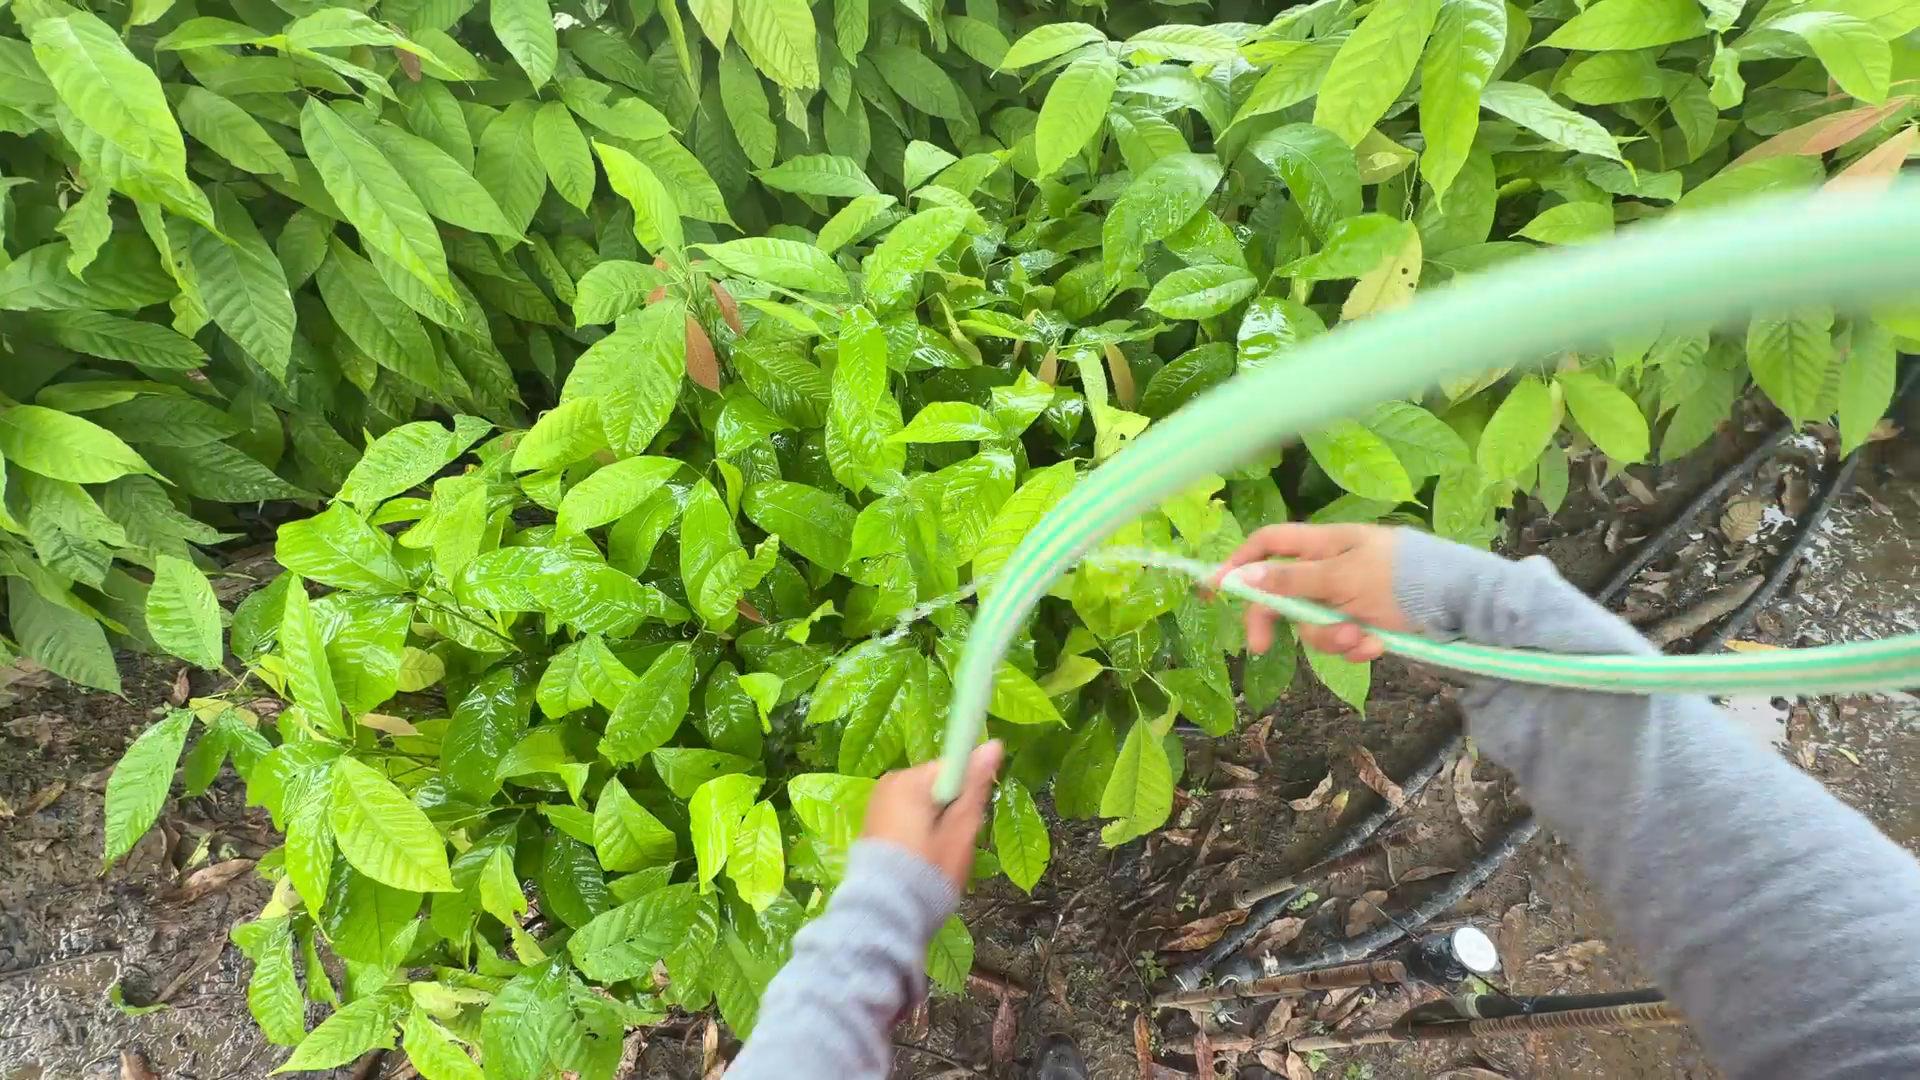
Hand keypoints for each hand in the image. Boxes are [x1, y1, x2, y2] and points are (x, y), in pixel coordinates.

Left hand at [861, 741, 1003, 890]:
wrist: (885, 916)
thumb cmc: (929, 872)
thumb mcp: (961, 829)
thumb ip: (976, 785)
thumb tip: (994, 744)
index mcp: (909, 779)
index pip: (953, 768)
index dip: (967, 794)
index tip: (969, 822)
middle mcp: (889, 782)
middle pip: (938, 784)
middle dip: (952, 809)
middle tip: (953, 845)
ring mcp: (878, 802)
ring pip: (924, 801)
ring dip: (937, 821)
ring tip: (935, 856)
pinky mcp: (873, 822)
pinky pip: (908, 814)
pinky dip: (919, 830)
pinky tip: (920, 858)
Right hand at [1213, 523, 1408, 662]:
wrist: (1469, 606)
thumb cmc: (1402, 578)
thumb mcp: (1340, 578)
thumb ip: (1290, 581)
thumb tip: (1241, 578)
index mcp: (1323, 544)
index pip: (1268, 544)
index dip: (1240, 562)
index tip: (1217, 589)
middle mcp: (1330, 568)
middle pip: (1281, 593)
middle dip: (1276, 621)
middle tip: (1260, 648)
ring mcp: (1347, 596)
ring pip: (1312, 622)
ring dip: (1330, 638)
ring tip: (1361, 639)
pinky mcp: (1366, 621)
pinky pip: (1341, 638)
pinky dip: (1355, 646)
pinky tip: (1377, 646)